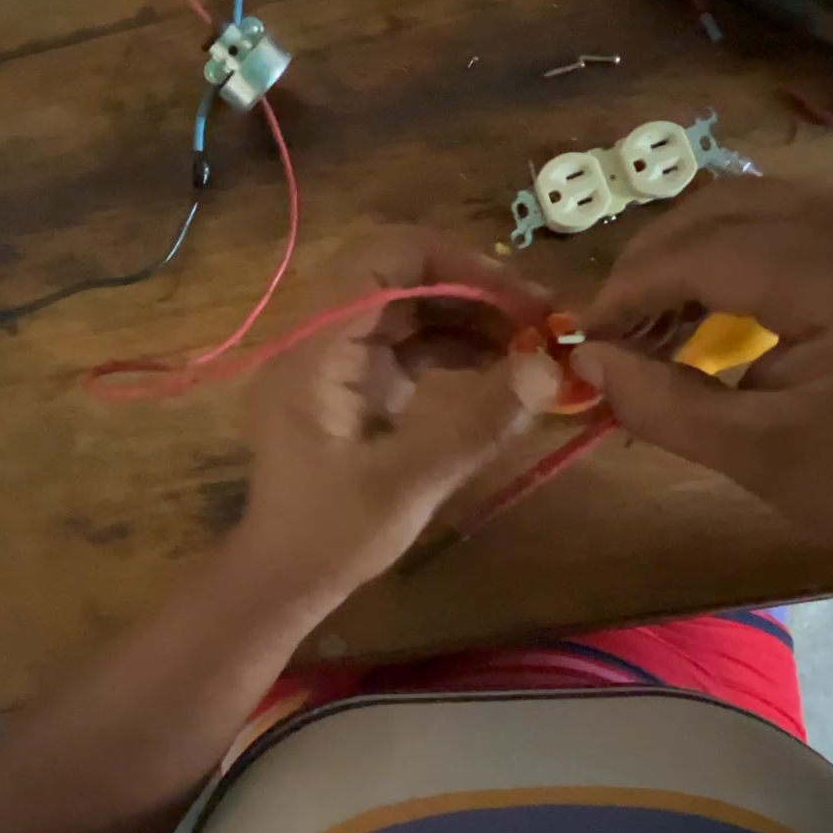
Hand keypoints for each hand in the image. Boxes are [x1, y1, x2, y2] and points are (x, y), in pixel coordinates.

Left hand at [236, 229, 559, 587]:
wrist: (285, 574)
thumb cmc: (331, 535)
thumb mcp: (407, 483)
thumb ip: (476, 423)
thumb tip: (547, 367)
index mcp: (315, 351)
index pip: (380, 258)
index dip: (453, 262)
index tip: (517, 297)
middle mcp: (320, 340)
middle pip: (396, 274)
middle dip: (470, 287)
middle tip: (538, 319)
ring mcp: (335, 361)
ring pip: (405, 307)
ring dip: (466, 316)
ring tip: (530, 345)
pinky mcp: (352, 384)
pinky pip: (405, 343)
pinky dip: (451, 347)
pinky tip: (498, 368)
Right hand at [571, 179, 832, 580]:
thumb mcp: (751, 454)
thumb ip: (656, 400)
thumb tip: (582, 362)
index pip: (710, 253)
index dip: (629, 291)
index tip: (580, 337)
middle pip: (726, 210)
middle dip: (648, 267)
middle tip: (607, 330)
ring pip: (748, 210)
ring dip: (681, 262)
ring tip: (644, 327)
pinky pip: (782, 227)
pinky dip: (723, 265)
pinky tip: (697, 314)